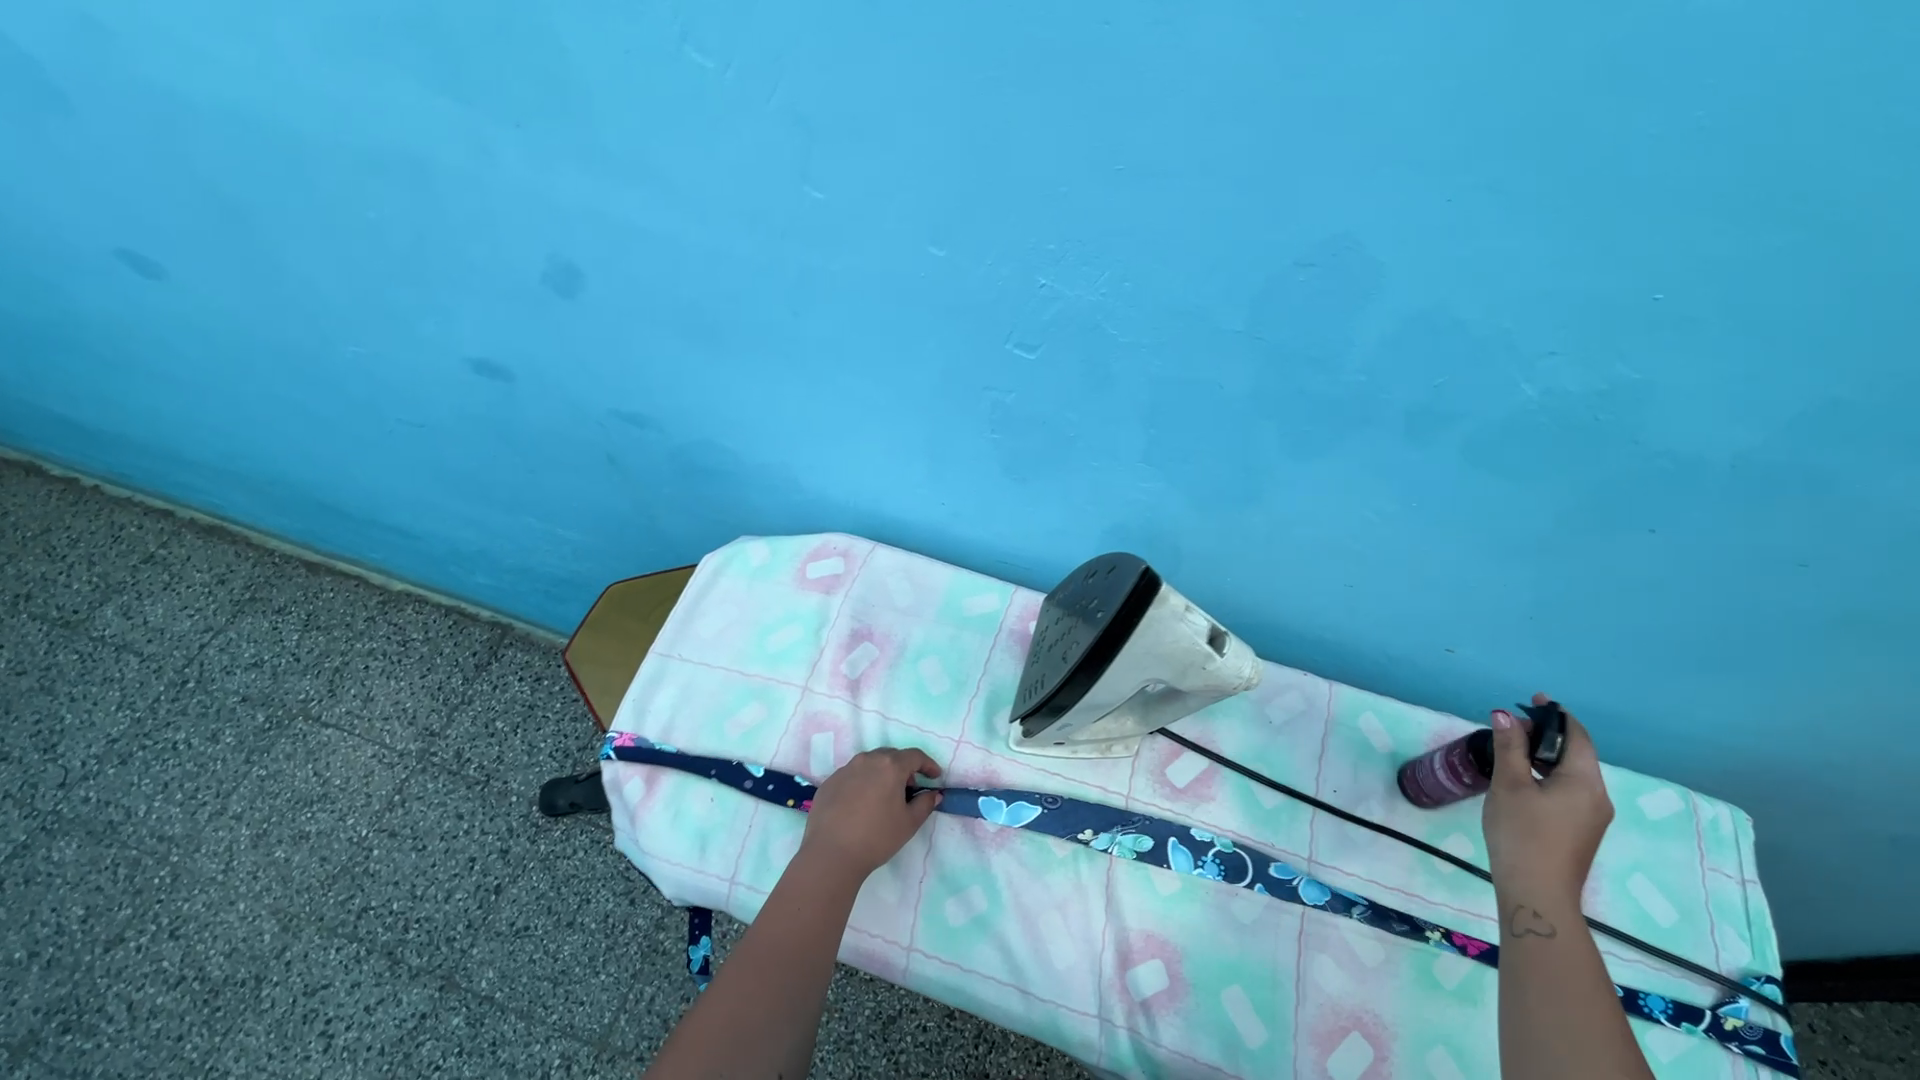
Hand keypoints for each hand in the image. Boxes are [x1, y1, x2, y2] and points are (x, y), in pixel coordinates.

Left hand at [799, 747, 942, 879]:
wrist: (831, 854)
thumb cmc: (877, 837)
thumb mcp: (909, 823)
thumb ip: (925, 804)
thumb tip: (934, 794)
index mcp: (890, 766)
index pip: (915, 756)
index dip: (928, 764)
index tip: (934, 777)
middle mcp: (866, 760)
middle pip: (891, 756)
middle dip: (904, 768)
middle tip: (910, 788)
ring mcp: (844, 770)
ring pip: (869, 764)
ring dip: (882, 774)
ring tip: (884, 796)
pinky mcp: (829, 782)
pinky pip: (851, 776)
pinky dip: (862, 783)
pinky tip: (861, 804)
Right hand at [1482, 693, 1613, 905]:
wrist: (1537, 893)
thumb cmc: (1522, 834)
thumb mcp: (1509, 785)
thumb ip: (1509, 747)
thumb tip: (1504, 714)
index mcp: (1585, 781)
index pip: (1577, 735)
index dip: (1556, 714)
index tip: (1532, 699)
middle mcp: (1598, 796)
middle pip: (1576, 754)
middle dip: (1547, 735)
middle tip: (1512, 726)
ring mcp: (1592, 816)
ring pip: (1571, 774)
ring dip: (1545, 756)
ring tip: (1512, 749)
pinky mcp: (1580, 831)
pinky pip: (1568, 791)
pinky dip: (1547, 776)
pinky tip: (1523, 780)